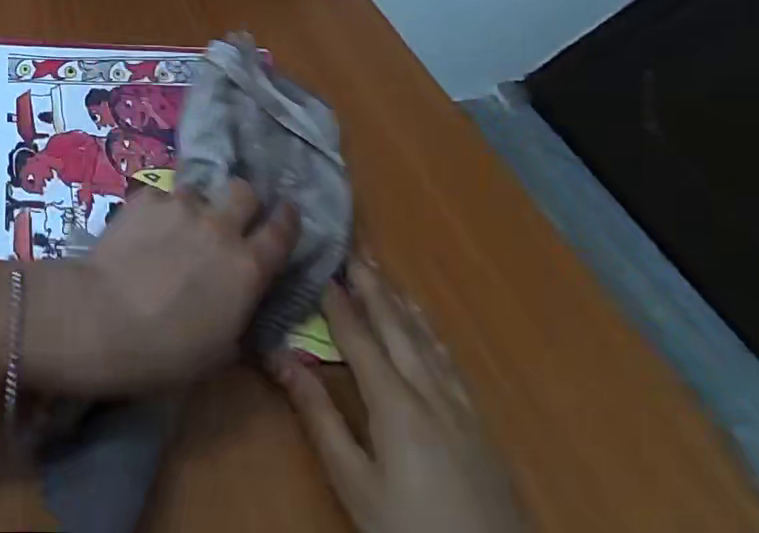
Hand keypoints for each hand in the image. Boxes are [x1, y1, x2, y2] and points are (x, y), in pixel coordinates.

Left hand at [30, 181, 298, 392]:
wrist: (105, 317)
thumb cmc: (169, 349)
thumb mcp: (223, 347)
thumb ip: (241, 313)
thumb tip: (240, 301)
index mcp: (250, 267)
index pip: (283, 230)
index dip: (287, 219)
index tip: (286, 214)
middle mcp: (220, 228)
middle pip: (243, 191)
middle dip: (241, 200)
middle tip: (229, 216)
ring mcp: (180, 207)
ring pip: (197, 190)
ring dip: (193, 205)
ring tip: (175, 226)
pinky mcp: (143, 199)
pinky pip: (160, 196)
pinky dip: (157, 208)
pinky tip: (143, 227)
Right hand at [270, 260, 527, 532]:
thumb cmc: (407, 526)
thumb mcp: (353, 478)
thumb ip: (318, 413)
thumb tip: (278, 355)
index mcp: (396, 405)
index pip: (360, 340)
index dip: (339, 303)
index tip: (322, 268)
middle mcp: (432, 396)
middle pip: (399, 331)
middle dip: (375, 290)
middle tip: (356, 252)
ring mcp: (463, 412)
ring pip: (429, 344)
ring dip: (405, 307)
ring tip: (387, 277)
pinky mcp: (480, 429)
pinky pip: (451, 367)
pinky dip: (433, 338)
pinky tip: (428, 332)